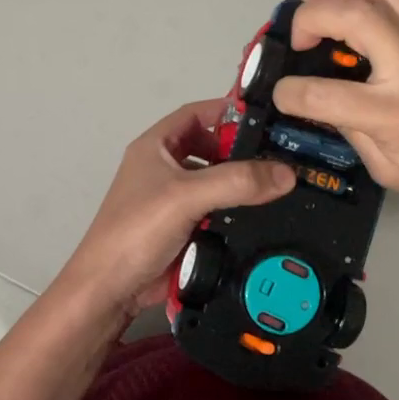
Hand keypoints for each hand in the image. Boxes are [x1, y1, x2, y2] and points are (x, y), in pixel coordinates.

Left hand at [54, 99, 294, 320]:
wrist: (111, 288)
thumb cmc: (137, 230)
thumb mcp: (186, 197)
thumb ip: (236, 182)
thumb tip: (287, 173)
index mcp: (154, 147)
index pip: (194, 114)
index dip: (226, 111)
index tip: (266, 119)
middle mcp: (163, 169)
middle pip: (208, 148)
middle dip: (240, 151)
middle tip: (281, 157)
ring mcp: (172, 201)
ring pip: (214, 183)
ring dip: (240, 185)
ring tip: (280, 187)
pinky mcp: (182, 230)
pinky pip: (215, 213)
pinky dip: (236, 213)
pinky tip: (263, 218)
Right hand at [272, 0, 398, 227]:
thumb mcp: (391, 170)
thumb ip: (352, 132)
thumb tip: (323, 104)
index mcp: (397, 114)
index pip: (324, 93)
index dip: (288, 93)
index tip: (281, 94)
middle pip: (355, 13)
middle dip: (310, 16)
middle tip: (295, 37)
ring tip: (309, 0)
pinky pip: (396, 0)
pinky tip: (344, 17)